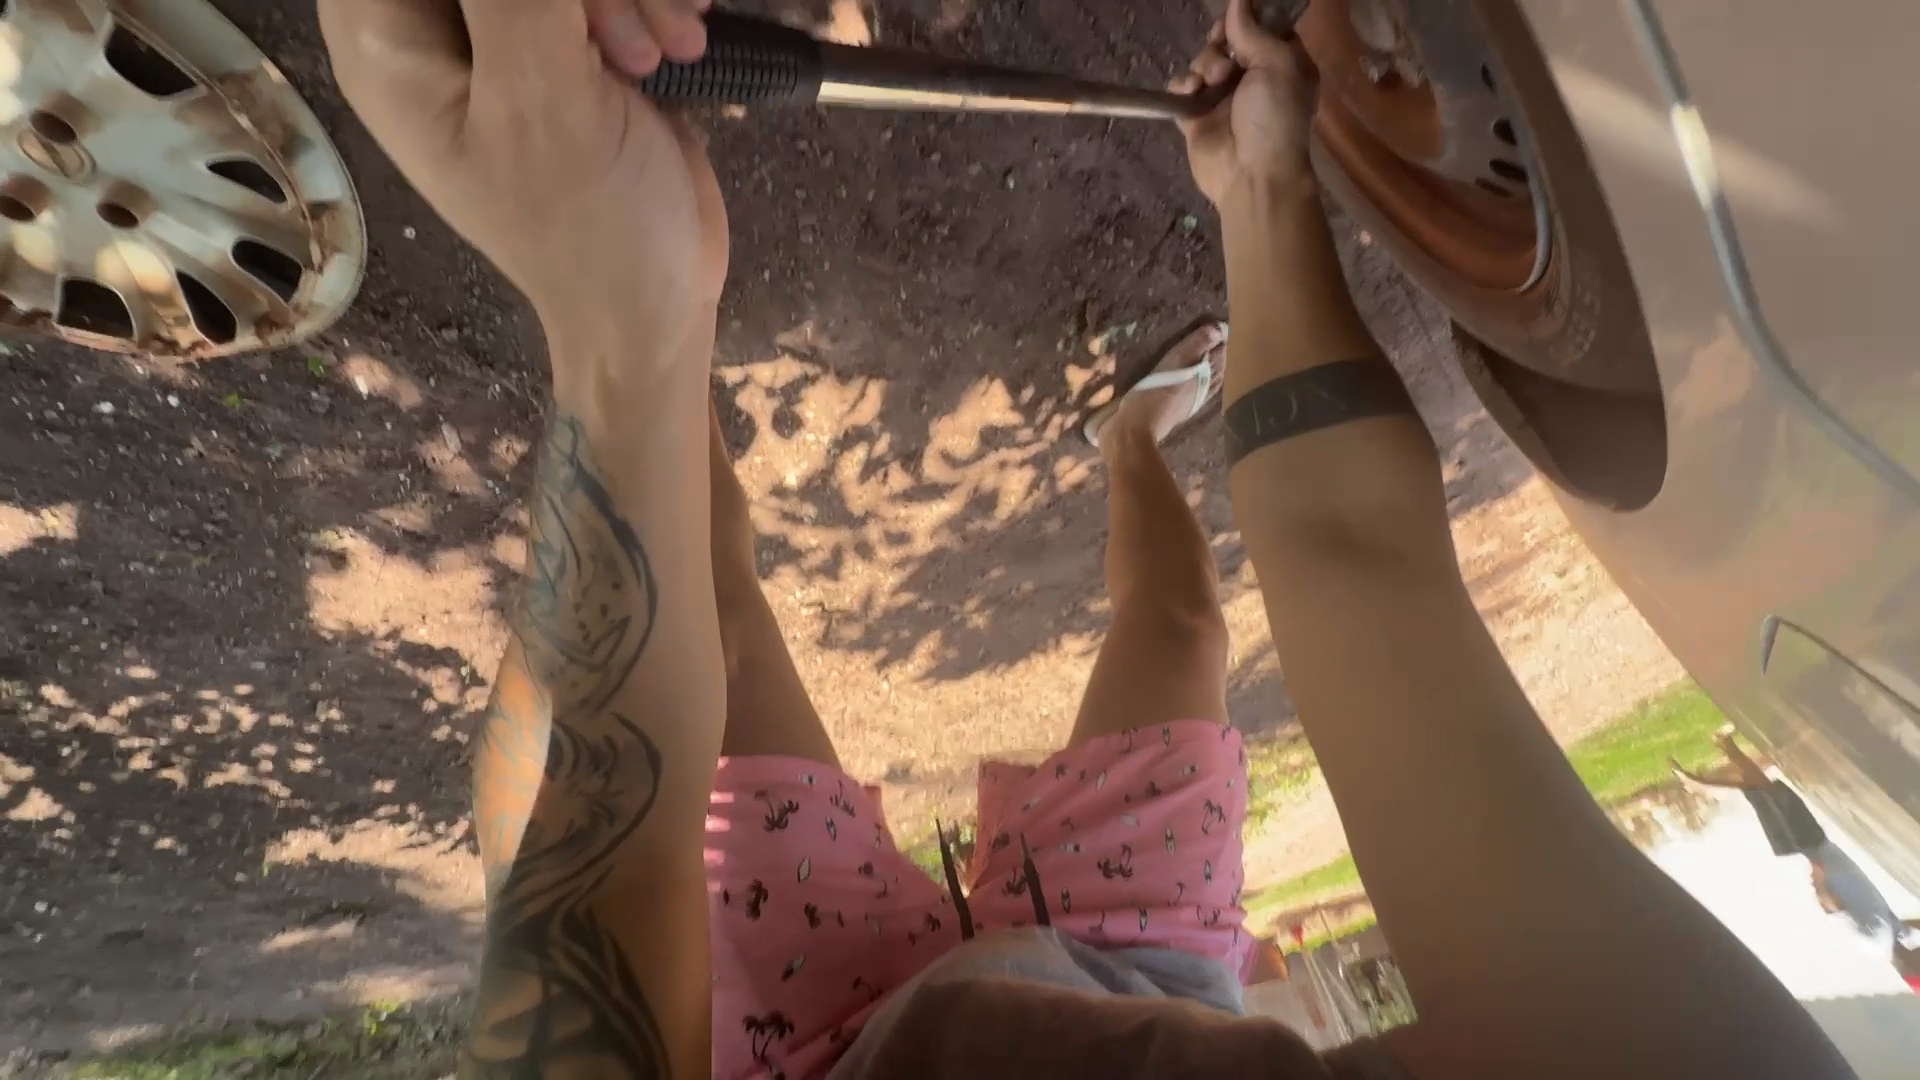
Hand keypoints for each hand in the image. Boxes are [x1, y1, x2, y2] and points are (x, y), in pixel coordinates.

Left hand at [319, 0, 728, 377]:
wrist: (657, 308)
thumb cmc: (593, 229)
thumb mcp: (545, 101)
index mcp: (388, 38)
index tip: (578, 11)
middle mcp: (442, 32)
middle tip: (631, 42)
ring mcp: (515, 45)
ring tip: (672, 48)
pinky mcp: (579, 63)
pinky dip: (650, 3)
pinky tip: (684, 40)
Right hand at [1172, 0, 1315, 206]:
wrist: (1251, 174)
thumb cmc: (1275, 117)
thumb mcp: (1277, 63)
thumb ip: (1253, 30)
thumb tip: (1238, 1)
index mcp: (1280, 63)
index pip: (1261, 28)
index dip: (1247, 18)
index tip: (1238, 16)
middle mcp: (1251, 79)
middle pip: (1227, 42)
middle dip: (1221, 40)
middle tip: (1222, 46)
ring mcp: (1221, 100)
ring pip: (1204, 63)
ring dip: (1204, 64)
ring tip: (1212, 81)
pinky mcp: (1195, 119)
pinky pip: (1182, 90)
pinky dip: (1182, 86)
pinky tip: (1190, 91)